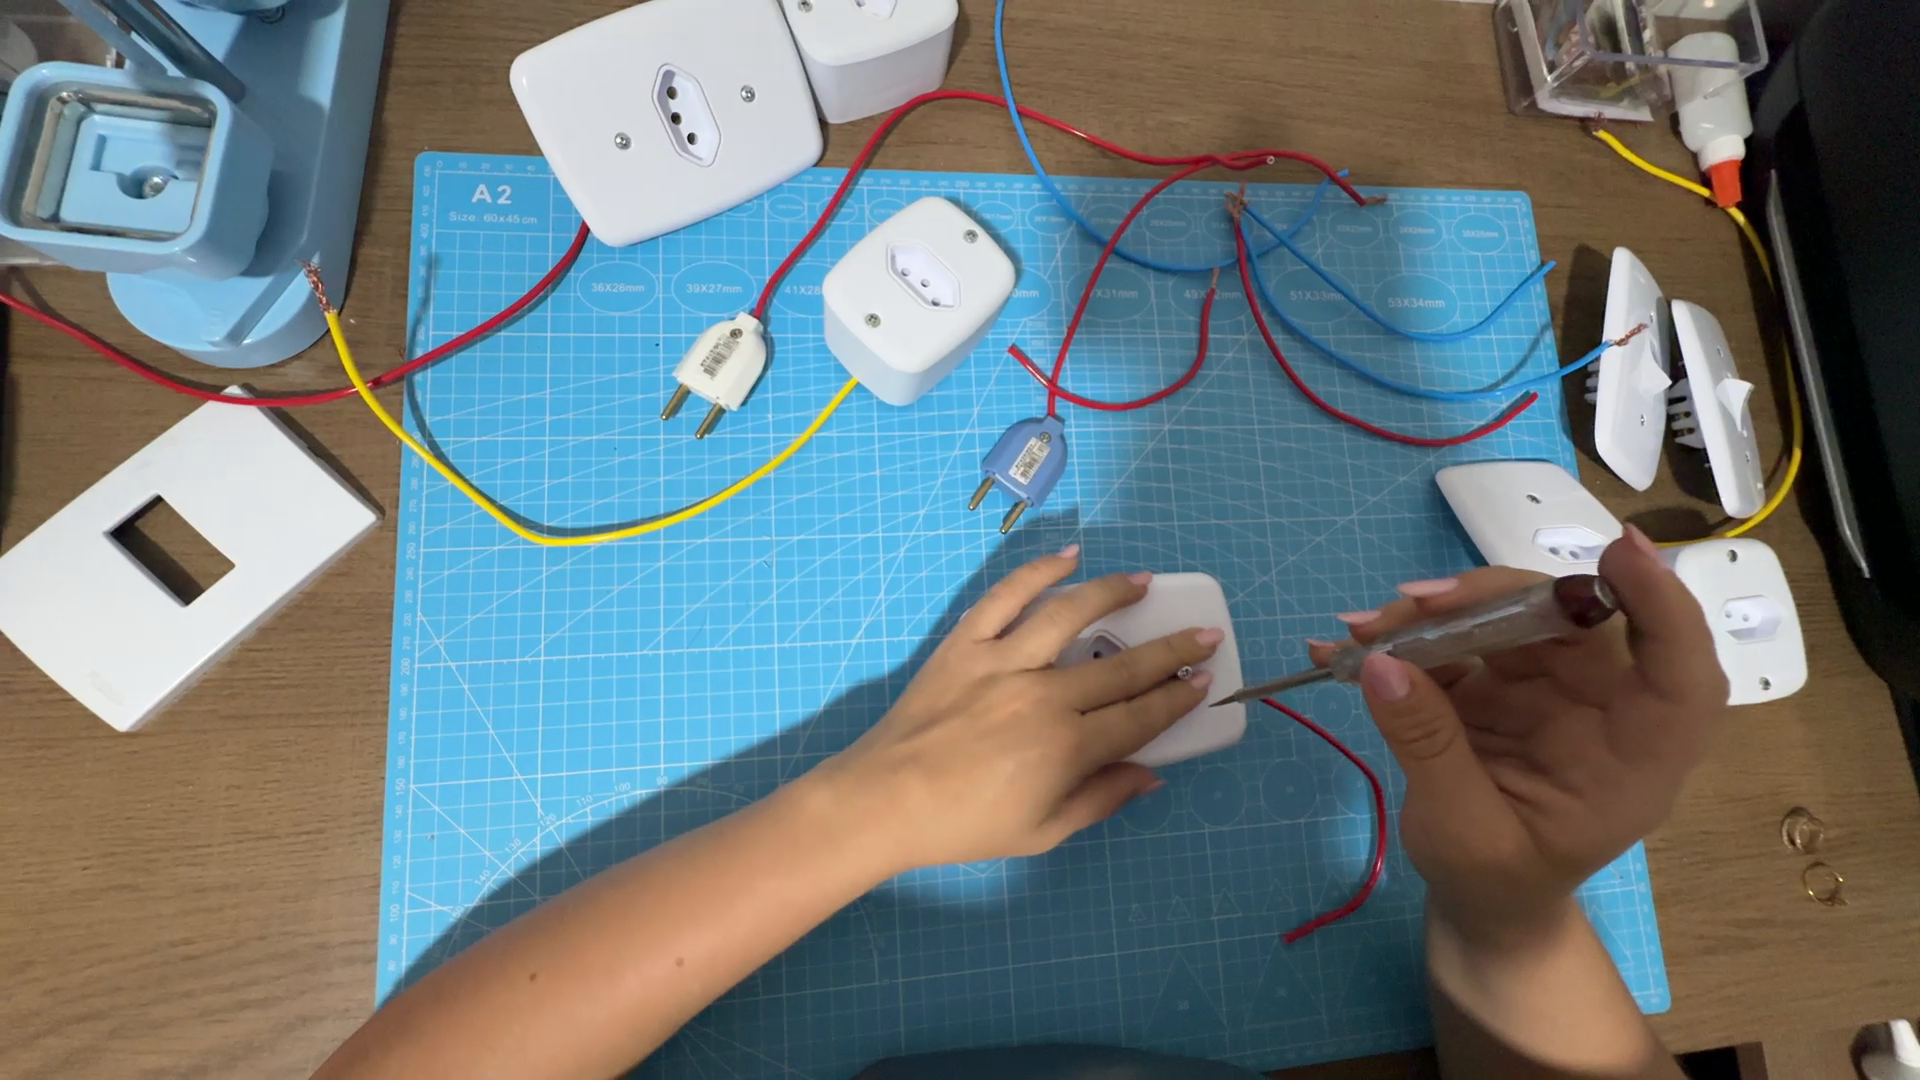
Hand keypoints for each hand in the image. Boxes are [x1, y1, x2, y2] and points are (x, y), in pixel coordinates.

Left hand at [809, 547, 1222, 874]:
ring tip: (1143, 581)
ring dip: (1112, 594)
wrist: (886, 799)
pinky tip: (1067, 558)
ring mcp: (1002, 661)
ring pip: (1069, 615)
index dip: (1177, 697)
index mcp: (1067, 747)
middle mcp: (1044, 695)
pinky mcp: (966, 643)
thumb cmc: (966, 824)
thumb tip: (1152, 774)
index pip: (1139, 715)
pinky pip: (1005, 598)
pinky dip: (1037, 573)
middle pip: (1120, 665)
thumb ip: (1101, 799)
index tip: (1203, 678)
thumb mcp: (1043, 831)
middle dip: (1169, 649)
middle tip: (1202, 632)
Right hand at [1313, 528, 1726, 940]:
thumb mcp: (1462, 828)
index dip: (1660, 609)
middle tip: (1408, 604)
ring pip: (1497, 620)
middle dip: (1485, 599)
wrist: (1478, 896)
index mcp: (1627, 756)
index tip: (1620, 550)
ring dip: (1427, 615)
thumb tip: (1379, 663)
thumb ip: (1426, 745)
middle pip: (1562, 623)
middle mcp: (1591, 707)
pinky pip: (1447, 642)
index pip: (1675, 676)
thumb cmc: (1496, 879)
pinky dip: (1397, 638)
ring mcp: (1536, 691)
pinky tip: (1344, 646)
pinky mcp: (1485, 685)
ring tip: (1359, 629)